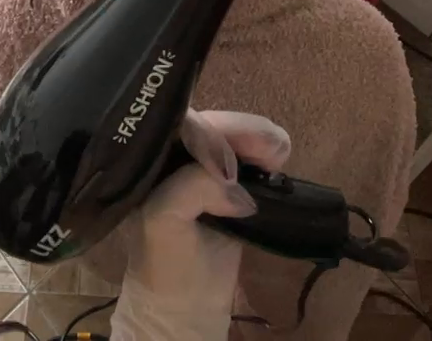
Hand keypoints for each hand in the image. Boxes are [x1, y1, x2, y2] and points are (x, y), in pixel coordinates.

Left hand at [110, 111, 291, 340]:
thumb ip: (190, 187)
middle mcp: (177, 153)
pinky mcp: (231, 183)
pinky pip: (249, 157)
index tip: (229, 162)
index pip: (181, 124)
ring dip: (258, 137)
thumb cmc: (163, 260)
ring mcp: (205, 167)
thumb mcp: (163, 219)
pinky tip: (278, 157)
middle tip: (272, 148)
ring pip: (233, 136)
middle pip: (212, 124)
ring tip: (278, 151)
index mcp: (152, 156)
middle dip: (241, 130)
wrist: (187, 307)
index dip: (208, 134)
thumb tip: (233, 178)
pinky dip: (265, 153)